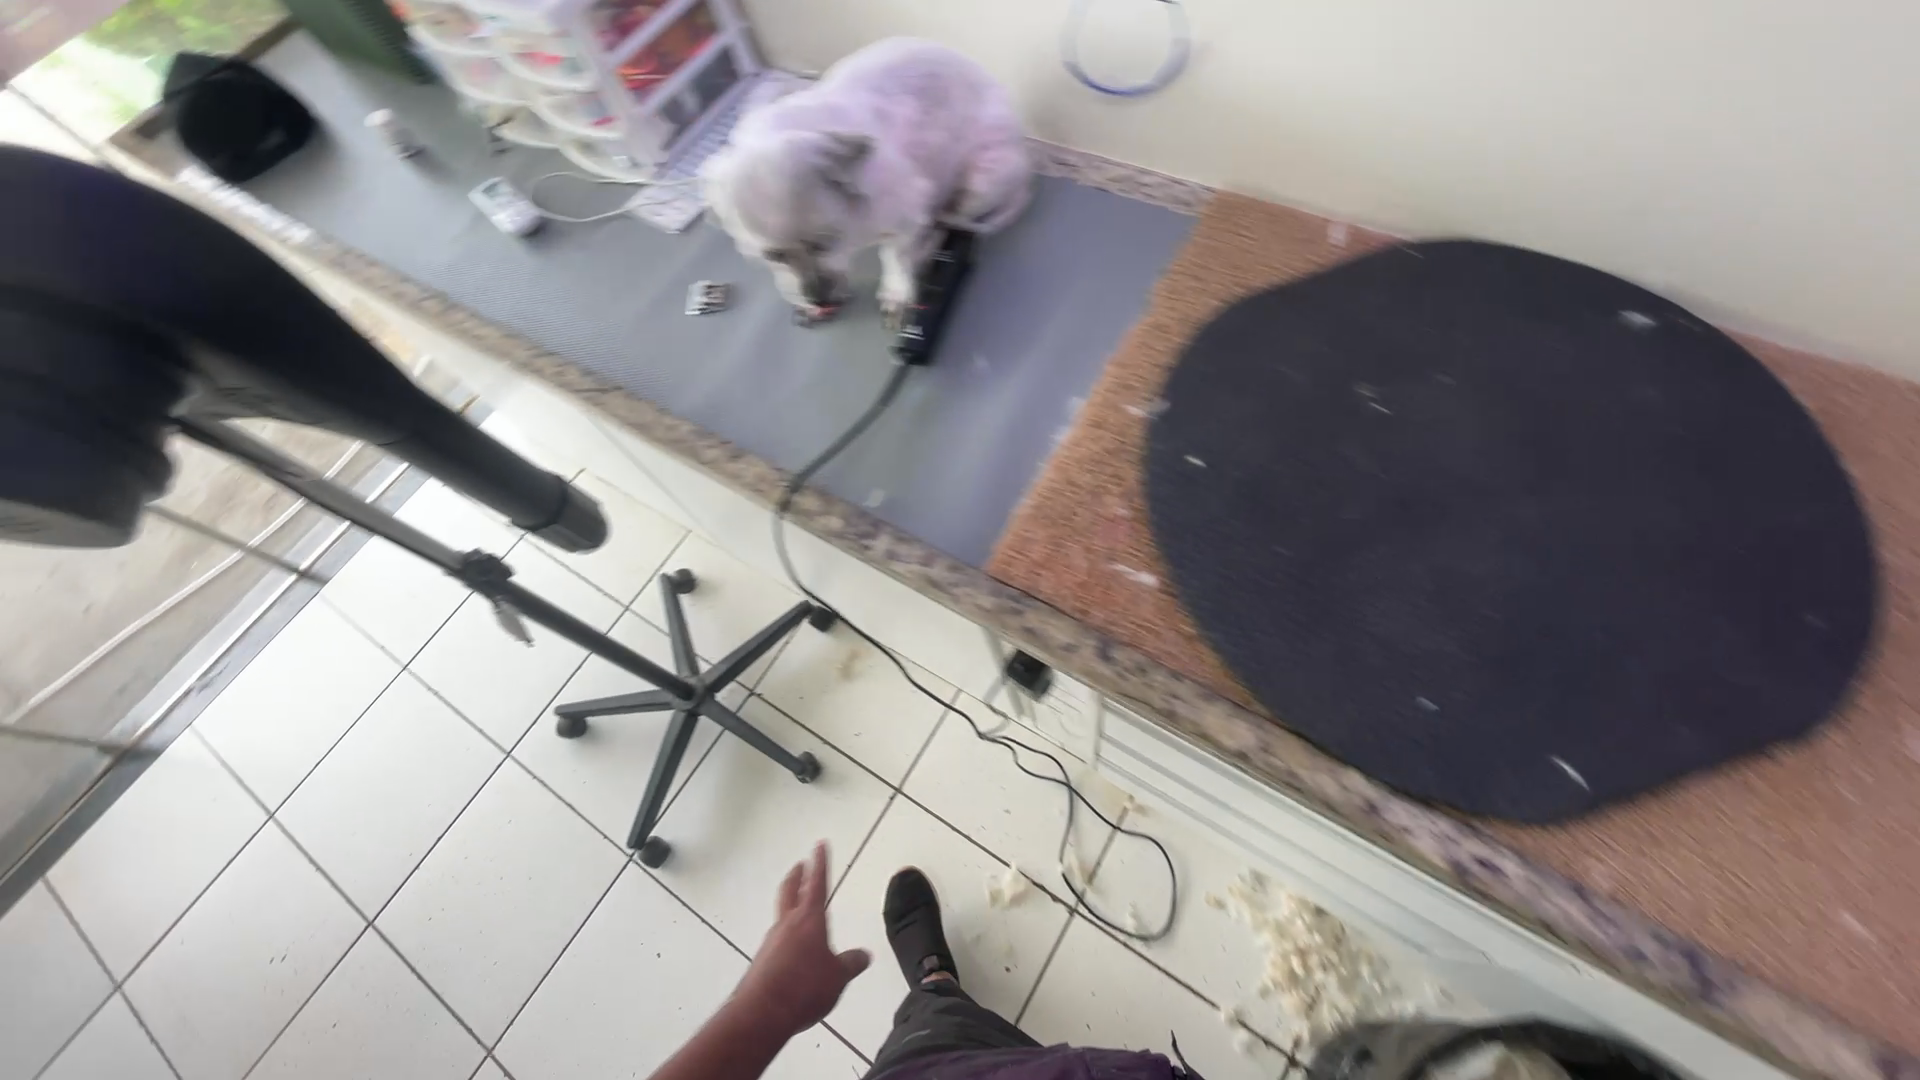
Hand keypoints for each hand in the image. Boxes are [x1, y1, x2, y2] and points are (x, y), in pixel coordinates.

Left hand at [732, 842, 870, 1038]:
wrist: (761, 1014)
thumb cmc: (804, 987)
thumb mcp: (838, 977)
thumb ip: (851, 963)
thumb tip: (864, 955)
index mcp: (809, 919)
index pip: (817, 882)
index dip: (820, 862)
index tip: (819, 844)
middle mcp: (787, 924)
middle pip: (790, 891)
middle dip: (796, 875)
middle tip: (800, 865)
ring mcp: (771, 942)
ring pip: (781, 916)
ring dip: (789, 907)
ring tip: (799, 912)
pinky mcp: (761, 962)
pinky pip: (776, 942)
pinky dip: (785, 938)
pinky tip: (792, 954)